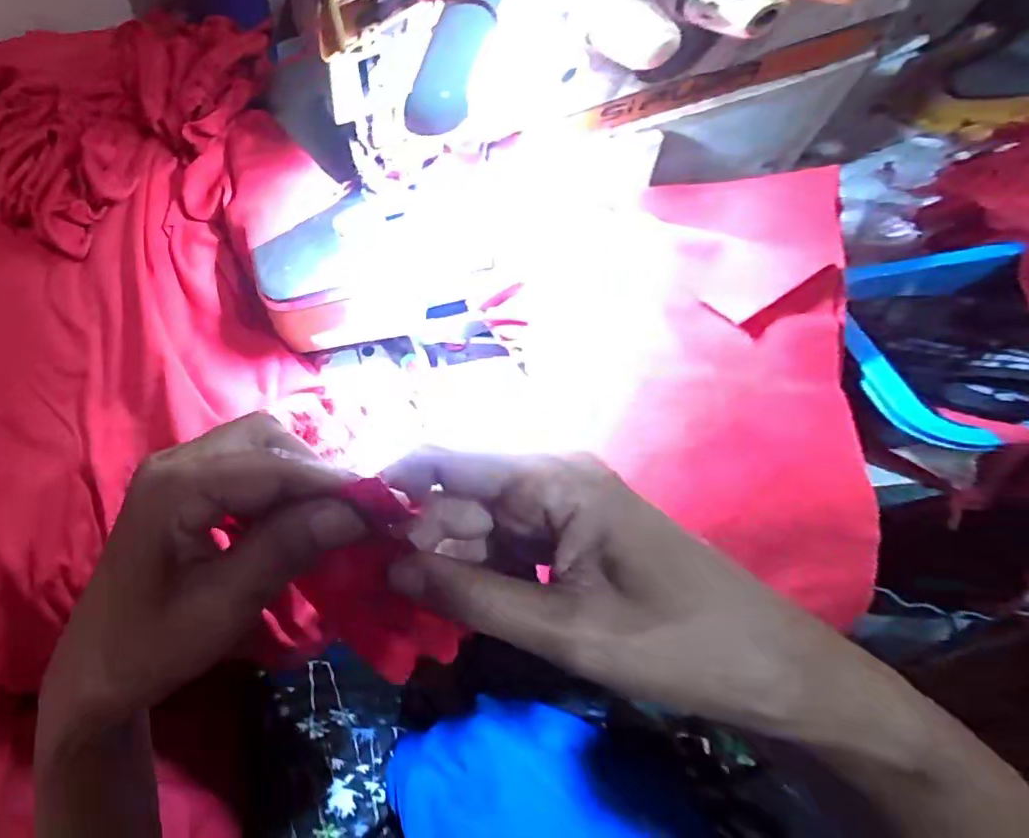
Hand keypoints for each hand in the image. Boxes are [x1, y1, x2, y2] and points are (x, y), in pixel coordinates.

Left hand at [37, 414, 369, 747]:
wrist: (100, 660)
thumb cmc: (156, 642)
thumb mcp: (225, 604)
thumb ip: (285, 549)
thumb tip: (353, 512)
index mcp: (174, 486)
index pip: (267, 465)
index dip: (329, 480)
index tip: (387, 504)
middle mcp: (172, 461)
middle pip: (258, 437)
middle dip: (312, 468)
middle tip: (357, 514)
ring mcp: (172, 469)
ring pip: (249, 446)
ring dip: (295, 474)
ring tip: (335, 518)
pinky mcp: (178, 485)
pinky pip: (236, 466)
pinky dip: (272, 485)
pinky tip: (293, 519)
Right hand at [378, 449, 853, 735]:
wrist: (794, 685)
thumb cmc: (685, 647)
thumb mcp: (569, 632)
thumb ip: (469, 597)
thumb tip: (386, 568)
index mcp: (550, 479)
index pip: (443, 462)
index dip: (392, 487)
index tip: (354, 525)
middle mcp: (546, 477)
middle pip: (454, 496)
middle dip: (421, 537)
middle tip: (399, 588)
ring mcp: (554, 505)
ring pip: (470, 523)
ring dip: (446, 560)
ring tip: (429, 602)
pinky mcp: (561, 533)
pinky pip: (497, 543)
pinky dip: (474, 571)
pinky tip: (464, 602)